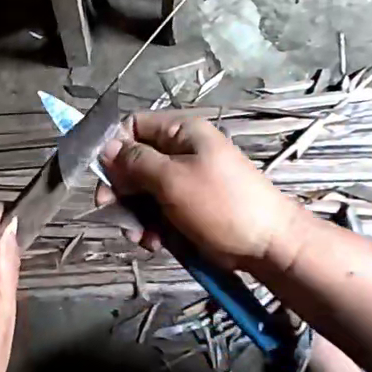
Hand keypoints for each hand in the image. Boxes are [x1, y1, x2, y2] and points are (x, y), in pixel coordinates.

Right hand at [95, 111, 310, 275]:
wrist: (268, 245)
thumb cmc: (221, 204)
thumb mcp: (173, 179)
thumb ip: (136, 161)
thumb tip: (106, 147)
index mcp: (182, 132)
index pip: (133, 126)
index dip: (114, 147)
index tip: (103, 175)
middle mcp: (181, 152)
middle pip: (133, 162)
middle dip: (121, 189)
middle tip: (110, 210)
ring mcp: (185, 181)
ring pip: (142, 191)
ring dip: (135, 214)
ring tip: (141, 236)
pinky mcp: (188, 208)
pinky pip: (157, 212)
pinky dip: (151, 227)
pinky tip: (155, 243)